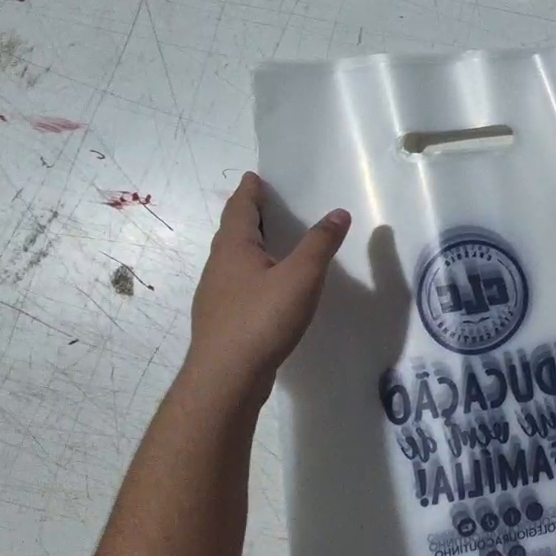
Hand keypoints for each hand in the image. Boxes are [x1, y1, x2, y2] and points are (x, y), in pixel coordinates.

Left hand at [187, 172, 349, 395]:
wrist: (226, 378)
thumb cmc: (262, 319)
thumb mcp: (301, 276)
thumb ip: (320, 243)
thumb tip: (338, 212)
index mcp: (235, 248)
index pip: (240, 209)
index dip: (249, 191)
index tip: (254, 176)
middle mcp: (220, 267)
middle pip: (233, 232)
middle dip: (249, 216)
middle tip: (267, 203)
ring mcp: (218, 296)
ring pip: (234, 260)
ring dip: (251, 245)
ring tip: (273, 242)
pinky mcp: (224, 320)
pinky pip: (240, 283)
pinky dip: (254, 272)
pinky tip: (269, 286)